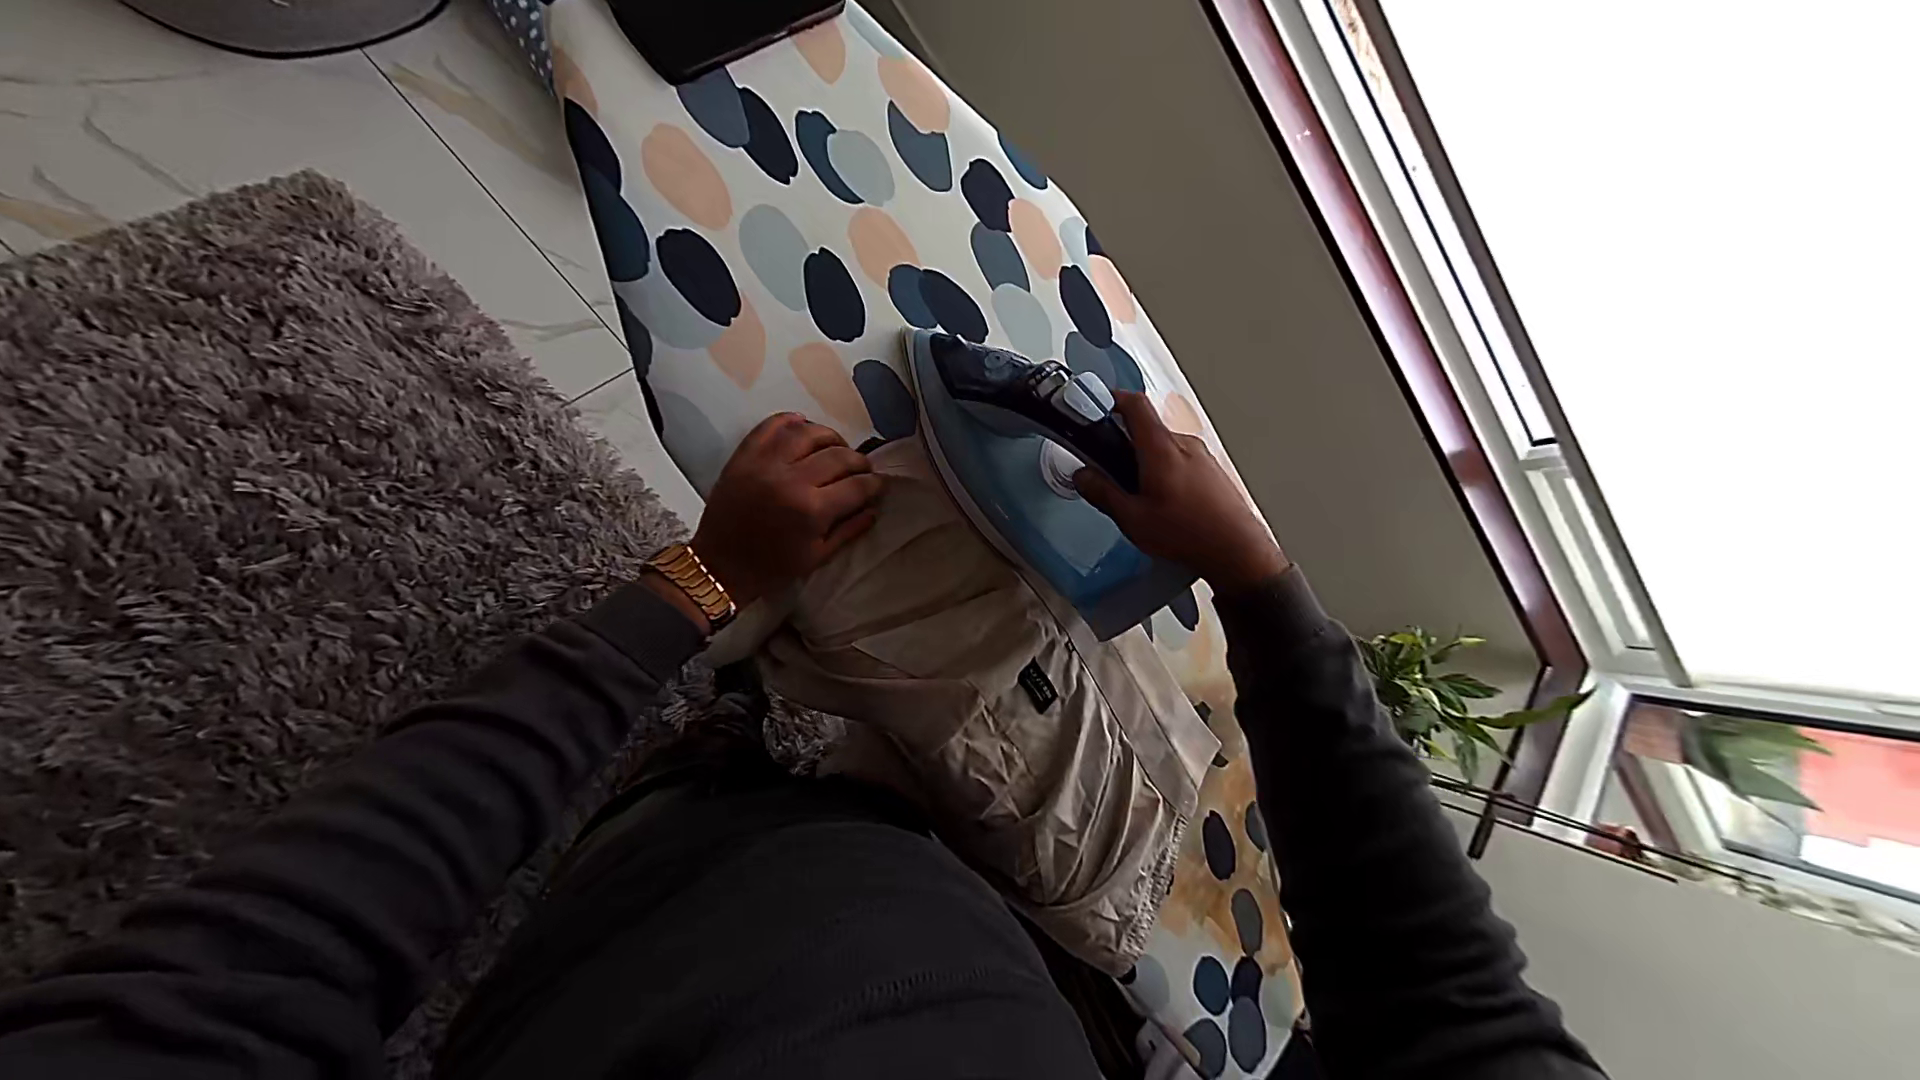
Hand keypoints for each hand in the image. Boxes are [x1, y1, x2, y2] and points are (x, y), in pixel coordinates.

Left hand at [688, 412, 883, 606]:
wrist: (721, 564)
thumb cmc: (772, 567)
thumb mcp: (818, 557)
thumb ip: (850, 530)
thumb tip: (873, 508)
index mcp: (811, 510)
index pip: (857, 486)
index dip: (875, 484)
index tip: (879, 485)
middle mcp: (791, 480)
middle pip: (839, 455)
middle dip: (859, 462)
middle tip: (862, 469)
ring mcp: (766, 463)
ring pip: (809, 433)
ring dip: (831, 437)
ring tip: (836, 448)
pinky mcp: (745, 456)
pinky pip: (772, 425)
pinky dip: (791, 421)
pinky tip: (804, 426)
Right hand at [1073, 392, 1288, 592]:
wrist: (1237, 551)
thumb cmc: (1190, 534)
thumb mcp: (1132, 518)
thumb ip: (1103, 493)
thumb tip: (1084, 477)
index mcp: (1161, 449)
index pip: (1135, 404)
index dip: (1112, 399)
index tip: (1097, 404)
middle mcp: (1184, 445)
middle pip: (1148, 428)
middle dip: (1125, 443)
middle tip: (1109, 465)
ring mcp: (1202, 457)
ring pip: (1165, 447)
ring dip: (1146, 461)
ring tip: (1138, 493)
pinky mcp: (1212, 471)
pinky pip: (1181, 460)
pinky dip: (1166, 472)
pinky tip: (1163, 502)